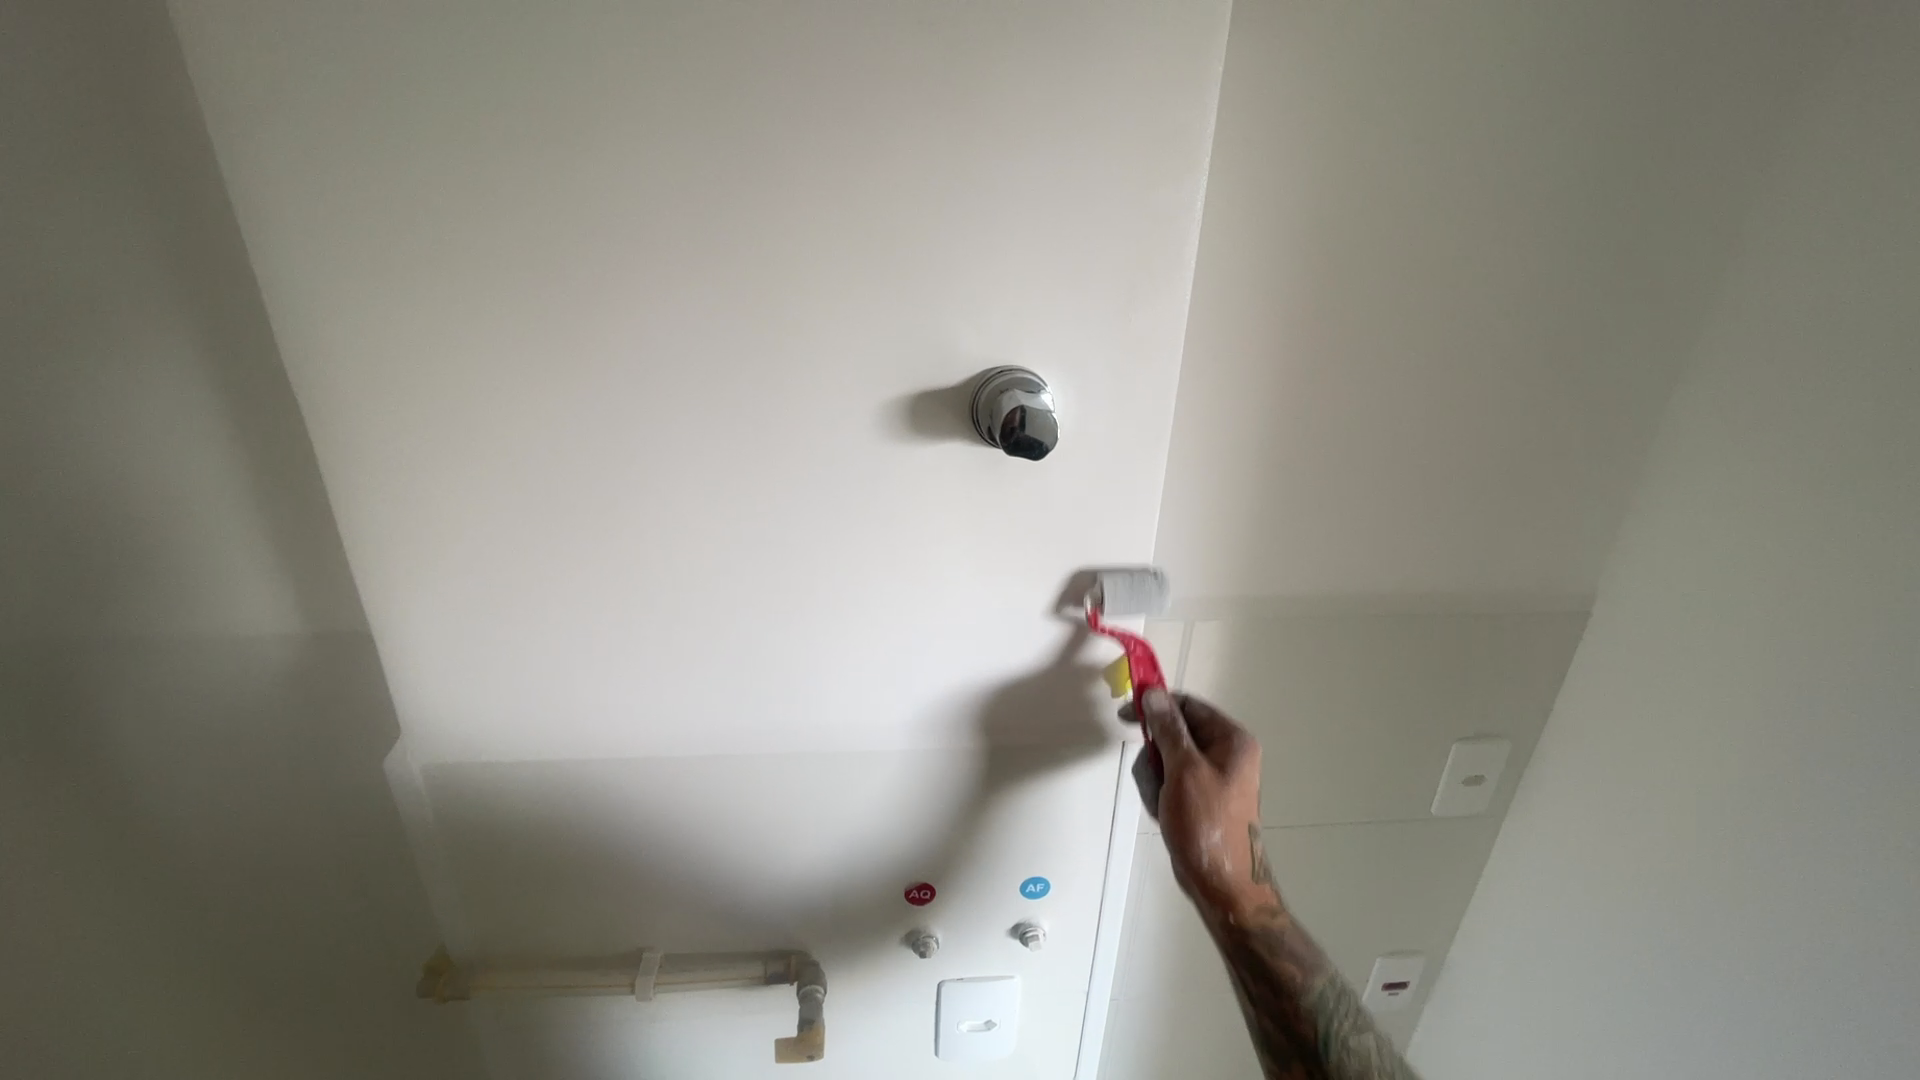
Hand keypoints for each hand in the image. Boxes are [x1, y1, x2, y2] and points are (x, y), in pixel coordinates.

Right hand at [1133, 689, 1278, 920]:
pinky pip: (1169, 780)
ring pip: (1165, 758)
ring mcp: (1212, 776)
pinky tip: (1165, 812)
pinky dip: (1160, 793)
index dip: (1156, 706)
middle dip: (1156, 755)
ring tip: (1163, 802)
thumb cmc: (1206, 822)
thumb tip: (1153, 694)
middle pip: (1173, 732)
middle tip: (1156, 777)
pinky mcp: (1199, 796)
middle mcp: (1225, 752)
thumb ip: (1167, 729)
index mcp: (1231, 739)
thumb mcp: (1183, 770)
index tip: (1126, 714)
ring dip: (1155, 778)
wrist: (1220, 883)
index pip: (1187, 706)